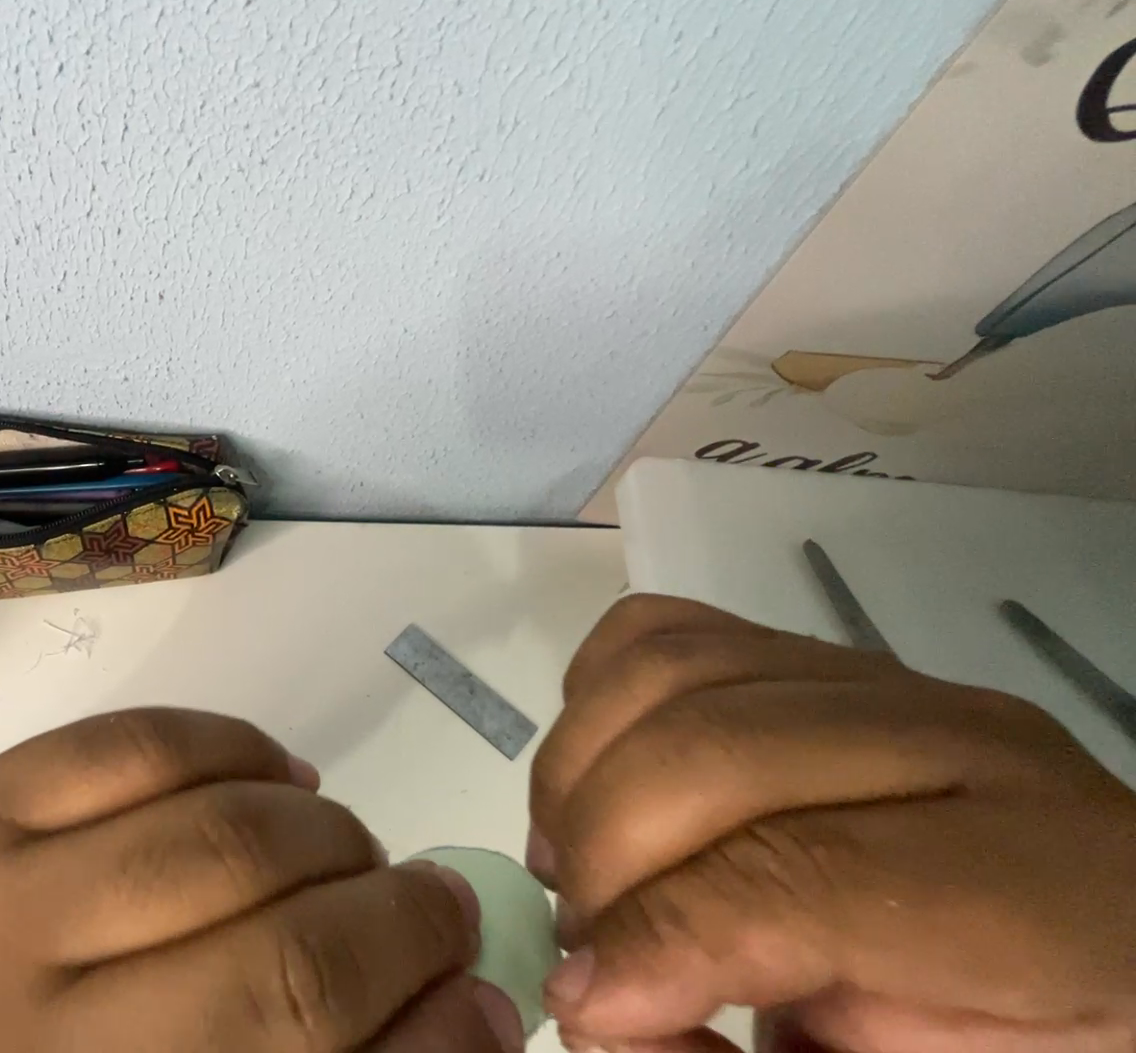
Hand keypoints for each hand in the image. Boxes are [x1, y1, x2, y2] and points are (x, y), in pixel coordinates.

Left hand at [0, 708, 524, 1051]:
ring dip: (315, 821)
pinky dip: (229, 746)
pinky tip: (271, 775)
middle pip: (260, 911)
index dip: (414, 983)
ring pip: (208, 813)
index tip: (475, 970)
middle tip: (420, 898)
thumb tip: (478, 1000)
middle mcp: (20, 1007)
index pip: (292, 1017)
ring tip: (341, 842)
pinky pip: (138, 739)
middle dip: (382, 898)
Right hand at [529, 594, 1135, 1052]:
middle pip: (709, 749)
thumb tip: (594, 1018)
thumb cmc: (1018, 1037)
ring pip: (663, 671)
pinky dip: (590, 693)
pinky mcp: (789, 650)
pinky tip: (587, 772)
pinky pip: (655, 632)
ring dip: (575, 772)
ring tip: (562, 861)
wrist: (1083, 945)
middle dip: (602, 850)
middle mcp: (950, 737)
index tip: (584, 1002)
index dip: (664, 934)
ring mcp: (859, 674)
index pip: (803, 874)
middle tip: (575, 939)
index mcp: (1044, 884)